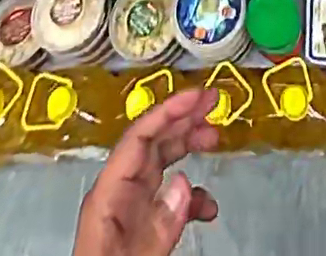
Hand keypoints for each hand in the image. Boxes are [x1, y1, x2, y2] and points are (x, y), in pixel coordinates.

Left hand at [74, 87, 219, 255]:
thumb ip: (158, 227)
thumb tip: (185, 182)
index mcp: (108, 194)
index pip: (139, 136)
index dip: (169, 110)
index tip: (199, 95)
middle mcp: (118, 194)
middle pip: (151, 143)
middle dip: (182, 119)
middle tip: (214, 101)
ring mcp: (129, 211)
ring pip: (161, 165)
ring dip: (188, 149)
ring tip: (216, 139)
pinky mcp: (139, 230)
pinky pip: (166, 200)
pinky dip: (189, 197)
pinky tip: (209, 207)